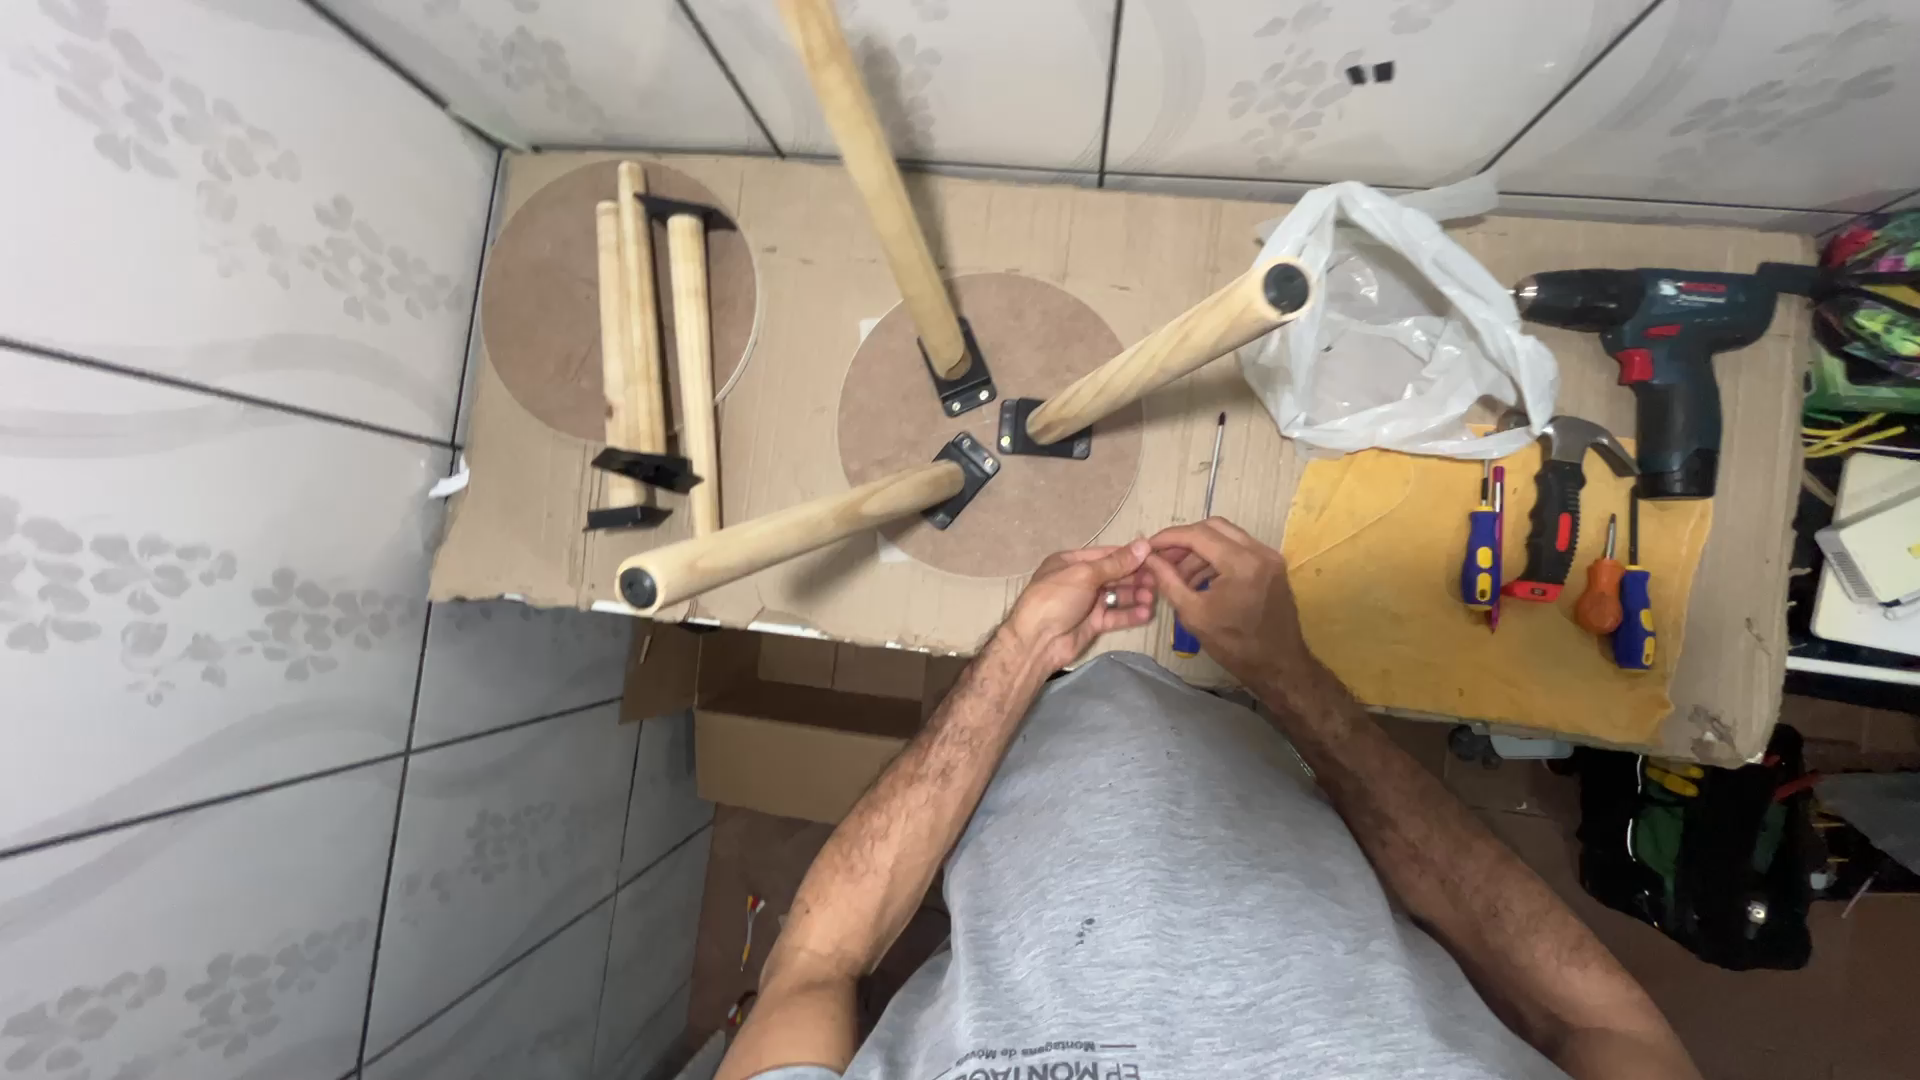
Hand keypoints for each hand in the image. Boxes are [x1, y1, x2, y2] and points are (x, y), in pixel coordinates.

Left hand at [997, 540, 1156, 673]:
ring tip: (1152, 597)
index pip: (1106, 555)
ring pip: (1117, 595)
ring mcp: (1086, 603)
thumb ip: (1116, 563)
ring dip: (1136, 595)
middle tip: (1158, 580)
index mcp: (1071, 562)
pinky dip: (1131, 614)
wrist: (1037, 642)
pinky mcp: (1093, 623)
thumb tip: (1143, 545)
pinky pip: (1116, 616)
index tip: (1154, 557)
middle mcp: (1079, 580)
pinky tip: (1147, 613)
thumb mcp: (1084, 574)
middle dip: (1135, 577)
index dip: (1129, 556)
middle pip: (1114, 575)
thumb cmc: (1056, 598)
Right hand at [1143, 517, 1313, 688]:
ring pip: (1226, 536)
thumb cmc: (1234, 645)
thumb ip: (1167, 580)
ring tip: (1178, 574)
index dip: (1169, 537)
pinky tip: (1199, 579)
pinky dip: (1216, 558)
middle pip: (1213, 527)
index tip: (1148, 546)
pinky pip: (1238, 549)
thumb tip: (1148, 558)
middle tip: (1163, 557)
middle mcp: (1259, 552)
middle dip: (1184, 540)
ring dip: (1199, 550)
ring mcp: (1269, 557)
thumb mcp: (1192, 614)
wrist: (1278, 666)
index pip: (1198, 535)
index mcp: (1241, 563)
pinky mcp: (1272, 566)